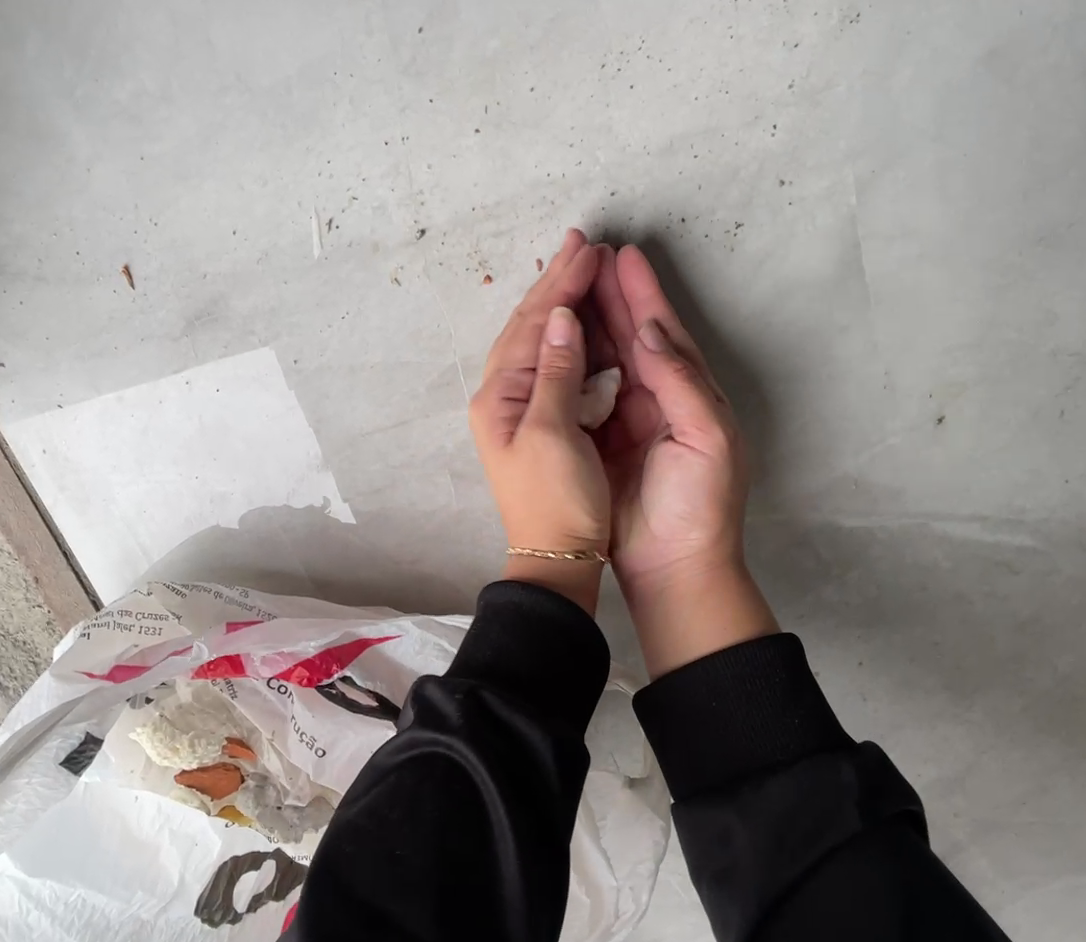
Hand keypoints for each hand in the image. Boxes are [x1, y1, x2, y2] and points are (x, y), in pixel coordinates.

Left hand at [469, 229, 608, 612]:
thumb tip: (559, 317)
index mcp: (498, 397)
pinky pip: (549, 365)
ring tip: (578, 267)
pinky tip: (576, 321)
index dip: (560, 287)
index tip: (587, 248)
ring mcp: (517, 410)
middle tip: (580, 242)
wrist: (558, 554)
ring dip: (558, 304)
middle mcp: (500, 397)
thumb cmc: (556, 500)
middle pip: (527, 328)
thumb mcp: (553, 434)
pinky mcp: (538, 423)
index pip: (531, 327)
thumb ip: (556, 373)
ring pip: (536, 343)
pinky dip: (565, 337)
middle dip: (555, 285)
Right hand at [591, 244, 777, 672]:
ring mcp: (623, 421)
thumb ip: (680, 382)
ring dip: (586, 323)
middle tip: (585, 257)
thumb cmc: (699, 504)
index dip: (642, 293)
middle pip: (631, 337)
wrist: (673, 567)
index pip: (662, 332)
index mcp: (688, 394)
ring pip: (603, 361)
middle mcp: (655, 400)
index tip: (620, 255)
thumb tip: (648, 329)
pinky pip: (580, 394)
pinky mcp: (596, 443)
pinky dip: (568, 366)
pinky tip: (552, 344)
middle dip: (610, 297)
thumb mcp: (707, 438)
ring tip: (564, 287)